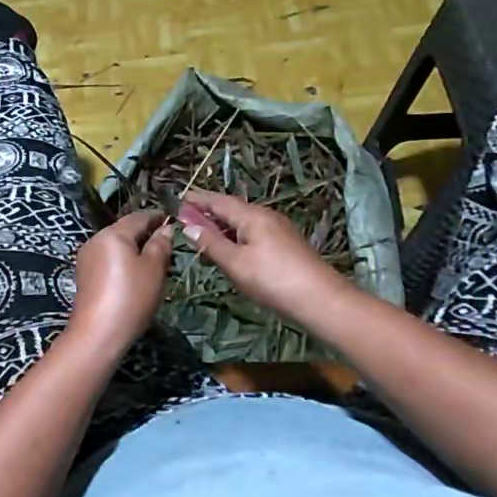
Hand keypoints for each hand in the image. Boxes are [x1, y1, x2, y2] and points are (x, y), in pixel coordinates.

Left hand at [68, 210, 173, 353]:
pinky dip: (125, 262)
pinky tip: (138, 276)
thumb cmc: (131, 296)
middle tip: (169, 246)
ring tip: (157, 263)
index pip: (139, 217)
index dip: (158, 217)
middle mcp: (96, 240)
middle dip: (147, 235)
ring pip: (117, 246)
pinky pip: (109, 260)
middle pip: (126, 231)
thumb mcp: (154, 268)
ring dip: (136, 250)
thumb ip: (160, 244)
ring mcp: (87, 259)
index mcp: (113, 234)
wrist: (99, 334)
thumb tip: (165, 229)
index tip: (174, 221)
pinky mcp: (86, 276)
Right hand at [177, 190, 351, 318]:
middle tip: (185, 218)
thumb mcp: (235, 263)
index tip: (178, 198)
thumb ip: (211, 244)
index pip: (219, 201)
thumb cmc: (272, 279)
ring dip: (223, 226)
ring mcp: (279, 230)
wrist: (318, 298)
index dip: (198, 199)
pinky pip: (254, 234)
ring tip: (203, 234)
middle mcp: (267, 216)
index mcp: (252, 215)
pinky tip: (231, 250)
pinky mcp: (286, 245)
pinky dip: (237, 237)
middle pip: (233, 209)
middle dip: (209, 212)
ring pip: (244, 223)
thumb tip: (188, 226)